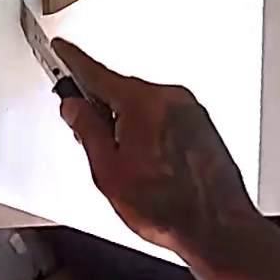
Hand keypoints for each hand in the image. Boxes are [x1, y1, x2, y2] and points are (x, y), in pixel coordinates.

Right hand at [52, 39, 255, 252]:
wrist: (219, 231)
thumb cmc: (169, 207)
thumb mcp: (107, 169)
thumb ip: (86, 129)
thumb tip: (73, 106)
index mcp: (142, 102)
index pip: (95, 71)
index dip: (71, 59)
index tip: (61, 49)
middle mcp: (169, 98)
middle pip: (120, 91)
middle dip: (101, 110)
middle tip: (92, 140)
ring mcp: (190, 110)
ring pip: (142, 106)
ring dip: (127, 124)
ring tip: (129, 166)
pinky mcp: (202, 125)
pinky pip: (163, 117)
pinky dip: (148, 131)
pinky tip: (149, 164)